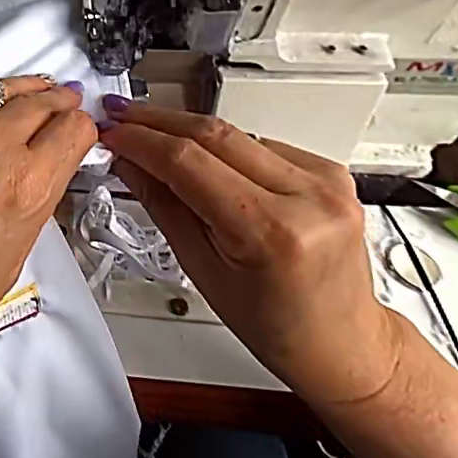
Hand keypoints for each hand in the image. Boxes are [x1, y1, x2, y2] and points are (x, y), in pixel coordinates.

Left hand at [0, 73, 96, 457]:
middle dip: (58, 109)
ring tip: (32, 99)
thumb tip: (42, 173)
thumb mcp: (5, 265)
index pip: (73, 130)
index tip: (77, 140)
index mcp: (23, 188)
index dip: (80, 135)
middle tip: (62, 114)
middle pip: (42, 101)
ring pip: (0, 87)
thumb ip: (30, 206)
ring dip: (22, 94)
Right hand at [97, 99, 408, 412]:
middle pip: (214, 132)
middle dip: (159, 120)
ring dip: (189, 130)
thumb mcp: (204, 272)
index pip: (187, 161)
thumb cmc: (280, 326)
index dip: (141, 140)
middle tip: (125, 116)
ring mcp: (326, 180)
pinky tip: (206, 157)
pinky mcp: (331, 171)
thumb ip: (164, 206)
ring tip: (154, 137)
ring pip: (237, 133)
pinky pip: (262, 144)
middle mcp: (307, 197)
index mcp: (272, 232)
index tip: (115, 132)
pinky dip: (227, 146)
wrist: (342, 341)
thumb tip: (131, 163)